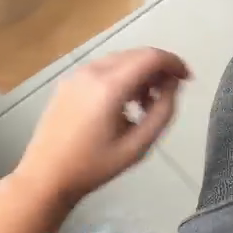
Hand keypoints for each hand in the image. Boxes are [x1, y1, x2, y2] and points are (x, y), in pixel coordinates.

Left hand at [12, 48, 188, 207]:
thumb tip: (172, 86)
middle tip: (169, 94)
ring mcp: (77, 74)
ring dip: (140, 73)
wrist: (45, 177)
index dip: (174, 63)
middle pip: (137, 55)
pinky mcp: (68, 82)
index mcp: (110, 86)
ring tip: (146, 103)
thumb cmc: (93, 166)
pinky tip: (123, 103)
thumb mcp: (137, 146)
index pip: (151, 57)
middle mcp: (93, 71)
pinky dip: (121, 76)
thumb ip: (162, 112)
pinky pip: (104, 68)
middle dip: (158, 69)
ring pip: (120, 60)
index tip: (187, 79)